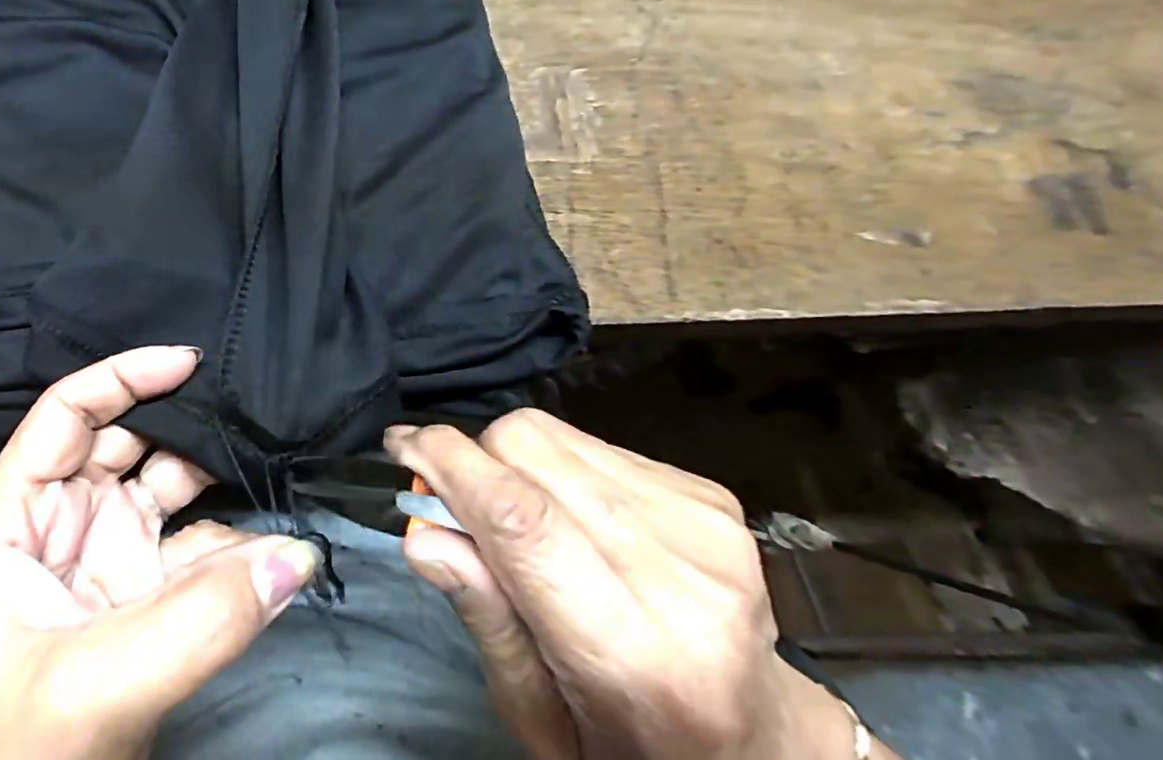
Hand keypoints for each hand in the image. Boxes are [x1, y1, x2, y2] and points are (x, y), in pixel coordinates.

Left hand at [0, 346, 320, 759]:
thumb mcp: (93, 686)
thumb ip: (201, 620)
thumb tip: (300, 555)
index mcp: (10, 522)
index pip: (65, 416)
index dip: (123, 377)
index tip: (190, 362)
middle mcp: (58, 525)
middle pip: (125, 441)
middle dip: (183, 419)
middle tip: (251, 403)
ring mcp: (105, 557)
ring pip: (167, 487)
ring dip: (219, 474)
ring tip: (274, 449)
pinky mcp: (144, 592)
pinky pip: (198, 544)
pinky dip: (238, 541)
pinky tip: (278, 543)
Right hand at [386, 410, 890, 759]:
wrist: (762, 739)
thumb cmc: (634, 751)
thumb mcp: (541, 721)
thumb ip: (485, 618)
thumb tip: (424, 535)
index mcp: (636, 655)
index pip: (521, 520)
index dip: (449, 466)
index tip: (400, 445)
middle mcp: (683, 574)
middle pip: (532, 451)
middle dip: (474, 459)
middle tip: (457, 502)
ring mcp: (705, 524)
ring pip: (557, 434)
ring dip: (514, 461)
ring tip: (518, 515)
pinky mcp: (711, 494)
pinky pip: (593, 443)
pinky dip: (557, 467)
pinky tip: (570, 514)